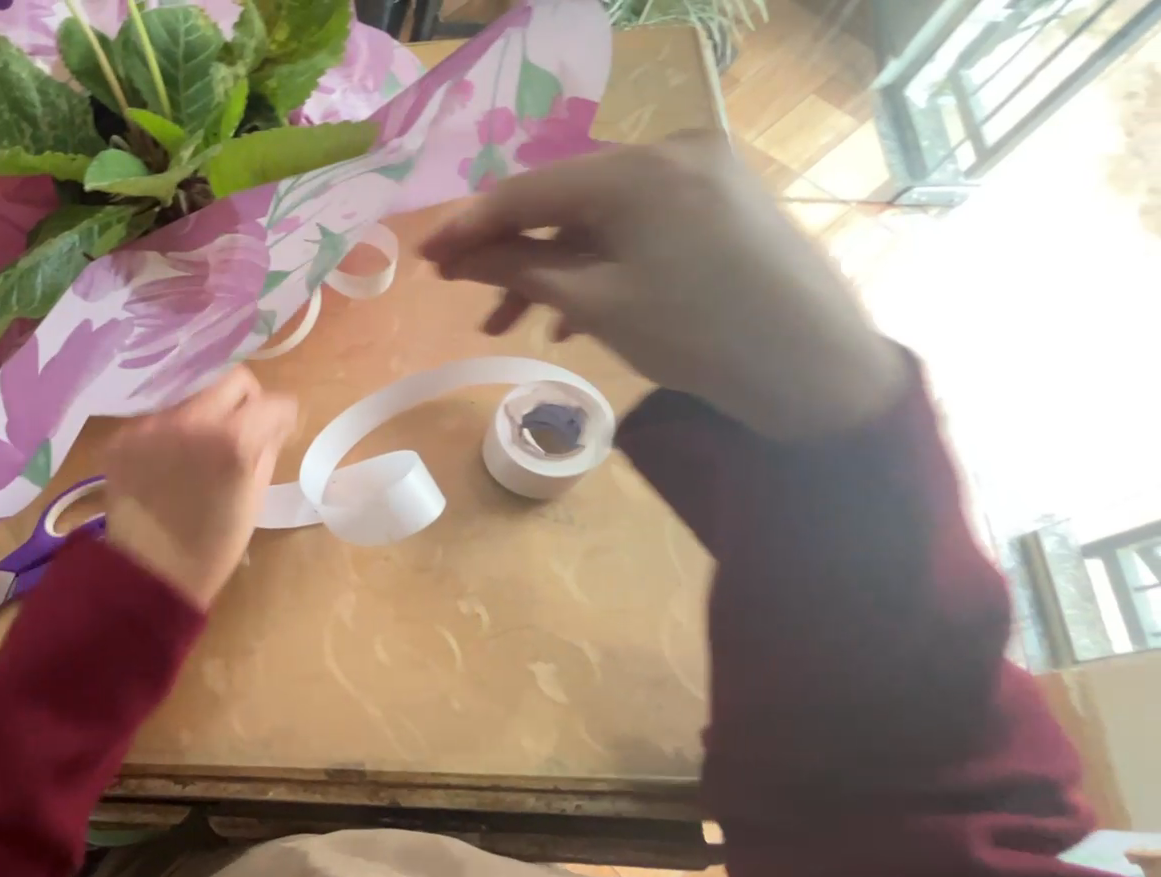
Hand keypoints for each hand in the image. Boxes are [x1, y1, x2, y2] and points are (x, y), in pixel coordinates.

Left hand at [102, 368, 297, 608]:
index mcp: (233, 439)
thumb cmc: (212, 546)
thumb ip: (267, 448)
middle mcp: (190, 419)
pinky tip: (165, 470)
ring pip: (192, 400)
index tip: (278, 430)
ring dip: (202, 420)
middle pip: (232, 382)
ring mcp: (151, 425)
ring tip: (195, 461)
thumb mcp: (255, 498)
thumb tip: (272, 422)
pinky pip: (158, 421)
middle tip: (239, 435)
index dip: (281, 417)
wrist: (149, 574)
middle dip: (244, 404)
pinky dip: (168, 437)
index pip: (273, 402)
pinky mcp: (122, 437)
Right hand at [420, 132, 909, 440]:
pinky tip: (569, 315)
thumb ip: (518, 269)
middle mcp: (669, 152)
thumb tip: (457, 257)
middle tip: (463, 293)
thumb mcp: (593, 302)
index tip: (425, 257)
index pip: (529, 191)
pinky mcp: (714, 200)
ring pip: (594, 218)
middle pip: (561, 201)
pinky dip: (594, 265)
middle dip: (509, 252)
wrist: (811, 365)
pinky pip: (632, 226)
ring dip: (548, 267)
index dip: (469, 226)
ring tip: (509, 324)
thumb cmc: (693, 333)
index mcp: (638, 170)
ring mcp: (698, 173)